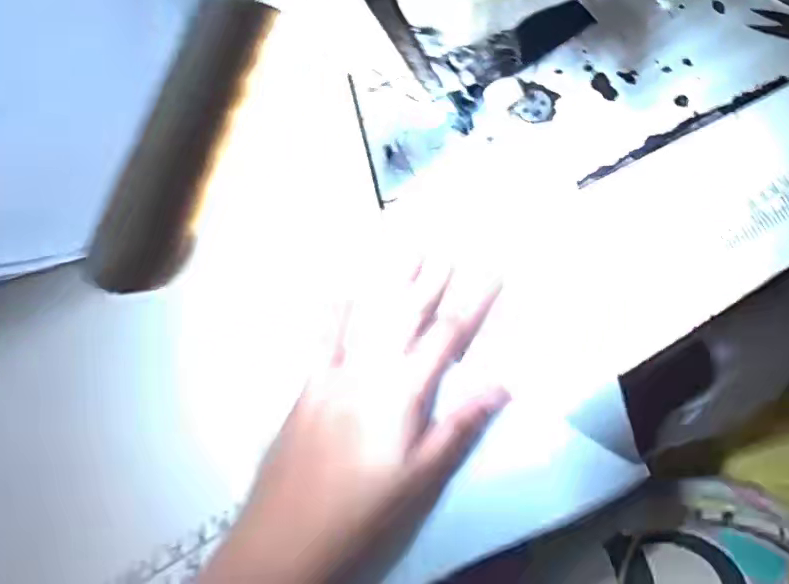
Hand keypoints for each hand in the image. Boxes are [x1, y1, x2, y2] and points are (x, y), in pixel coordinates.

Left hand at [200, 264, 507, 583]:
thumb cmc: (365, 508)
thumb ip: (459, 426)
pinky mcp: (310, 386)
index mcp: (404, 390)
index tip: (491, 275)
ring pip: (372, 317)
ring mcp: (338, 373)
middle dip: (433, 282)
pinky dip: (336, 313)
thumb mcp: (421, 476)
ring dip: (394, 283)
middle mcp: (372, 369)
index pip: (447, 336)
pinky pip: (326, 340)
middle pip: (409, 315)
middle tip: (450, 252)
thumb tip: (502, 384)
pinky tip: (344, 291)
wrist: (287, 536)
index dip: (473, 303)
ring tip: (411, 254)